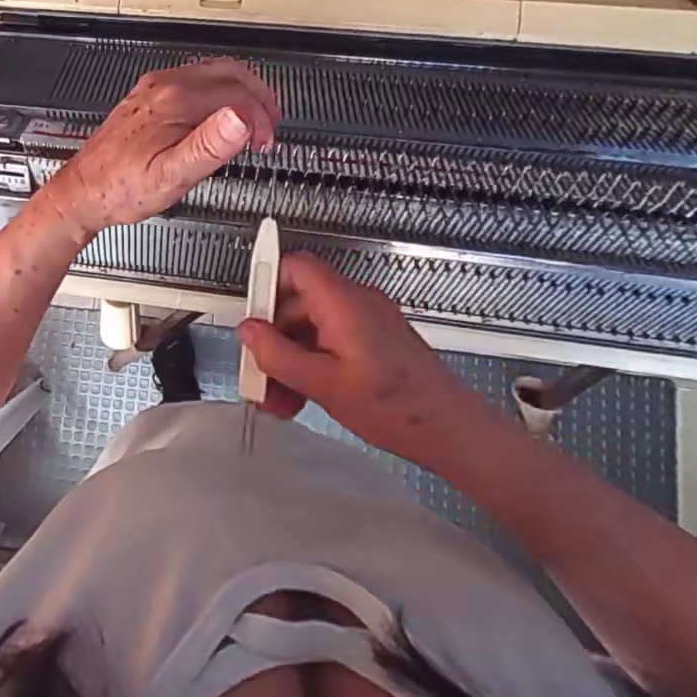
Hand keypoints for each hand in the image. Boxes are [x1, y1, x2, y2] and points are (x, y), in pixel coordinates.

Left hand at [38, 59, 279, 239]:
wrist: (83, 191)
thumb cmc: (121, 189)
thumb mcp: (171, 176)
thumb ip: (209, 146)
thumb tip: (240, 118)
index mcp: (176, 101)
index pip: (237, 94)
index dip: (260, 117)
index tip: (265, 141)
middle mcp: (165, 86)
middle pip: (229, 73)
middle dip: (258, 97)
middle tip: (270, 123)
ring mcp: (155, 90)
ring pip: (212, 73)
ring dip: (240, 92)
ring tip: (252, 119)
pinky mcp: (148, 98)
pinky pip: (194, 81)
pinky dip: (218, 93)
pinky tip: (218, 116)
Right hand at [237, 253, 508, 470]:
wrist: (448, 429)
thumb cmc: (398, 407)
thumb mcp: (323, 384)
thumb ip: (278, 355)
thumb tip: (249, 333)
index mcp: (344, 303)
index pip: (296, 267)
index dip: (267, 287)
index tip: (250, 318)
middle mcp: (356, 303)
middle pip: (297, 303)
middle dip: (273, 341)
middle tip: (260, 376)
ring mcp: (365, 321)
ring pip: (310, 328)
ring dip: (289, 360)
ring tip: (279, 399)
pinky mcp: (371, 340)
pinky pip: (329, 341)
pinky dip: (310, 364)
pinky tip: (300, 398)